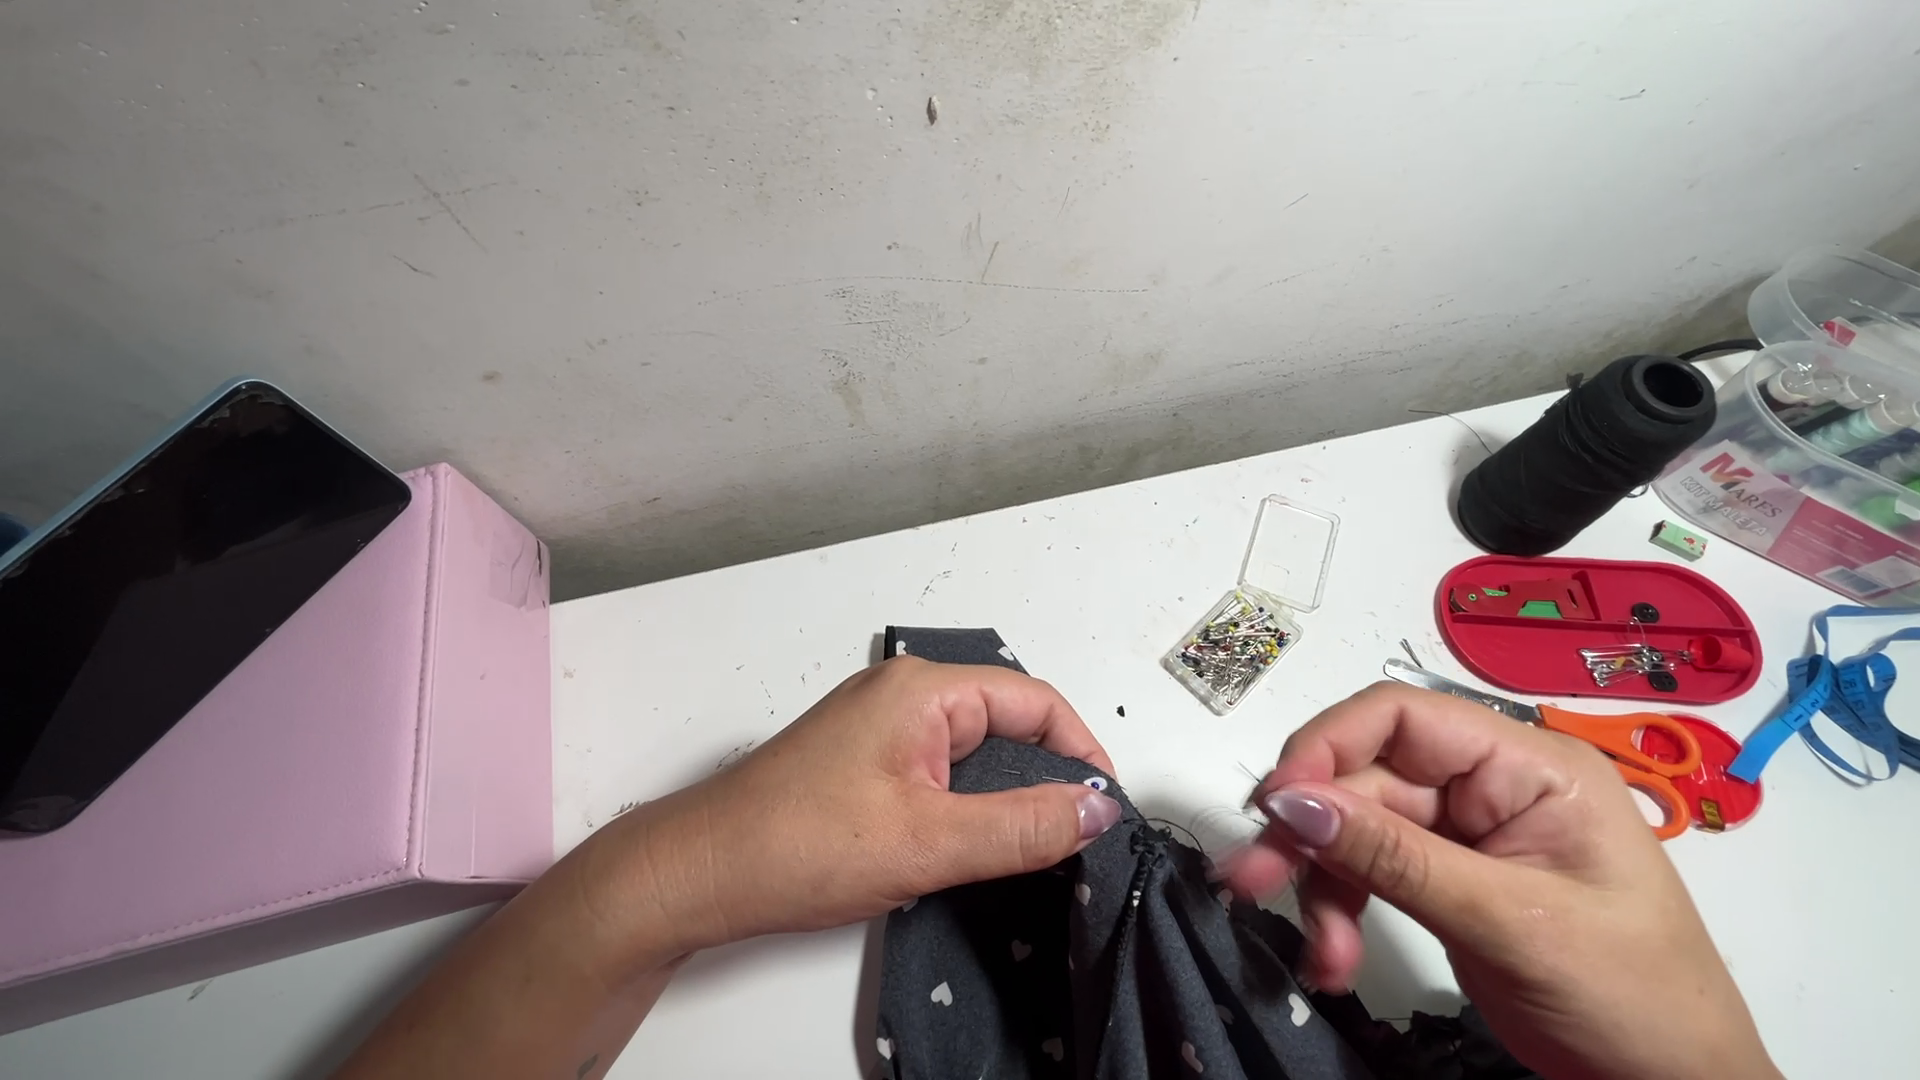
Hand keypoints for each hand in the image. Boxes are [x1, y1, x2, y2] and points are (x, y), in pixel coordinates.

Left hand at [582, 657, 1120, 963]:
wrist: (700, 872)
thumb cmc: (800, 845)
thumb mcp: (929, 841)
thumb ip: (1022, 824)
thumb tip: (1099, 808)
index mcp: (923, 689)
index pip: (1032, 700)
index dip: (1079, 748)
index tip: (1104, 806)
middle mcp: (904, 693)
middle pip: (1004, 720)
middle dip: (1045, 773)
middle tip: (1074, 835)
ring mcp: (881, 724)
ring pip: (973, 749)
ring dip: (1006, 791)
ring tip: (1032, 845)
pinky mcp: (866, 757)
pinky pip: (940, 768)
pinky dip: (969, 801)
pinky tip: (976, 841)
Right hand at [1224, 682, 1778, 1079]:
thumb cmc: (1632, 1000)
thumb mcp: (1510, 923)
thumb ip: (1393, 857)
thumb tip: (1288, 802)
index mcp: (1524, 765)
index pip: (1398, 716)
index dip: (1326, 746)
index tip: (1276, 804)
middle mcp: (1480, 782)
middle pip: (1360, 778)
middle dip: (1309, 836)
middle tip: (1252, 882)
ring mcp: (1454, 829)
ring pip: (1348, 827)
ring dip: (1319, 886)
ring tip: (1321, 955)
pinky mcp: (1434, 873)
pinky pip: (1360, 870)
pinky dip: (1336, 910)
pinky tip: (1332, 959)